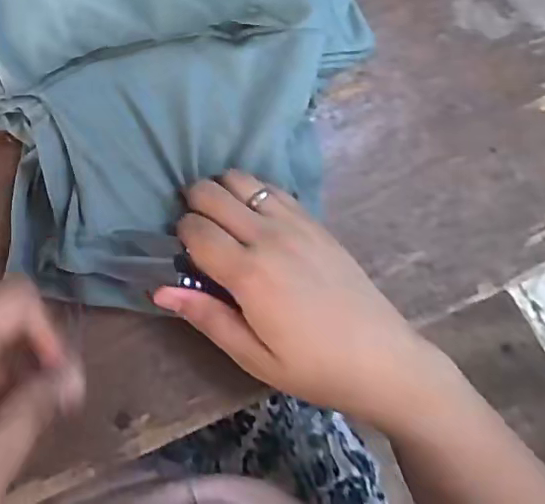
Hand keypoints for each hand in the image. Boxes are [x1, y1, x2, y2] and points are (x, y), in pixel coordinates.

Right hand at [151, 171, 458, 432]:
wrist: (385, 360)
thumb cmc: (314, 367)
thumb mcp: (255, 357)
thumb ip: (206, 317)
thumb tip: (159, 290)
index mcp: (249, 274)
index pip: (194, 228)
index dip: (181, 234)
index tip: (186, 254)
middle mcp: (267, 236)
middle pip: (209, 191)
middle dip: (193, 204)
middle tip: (200, 233)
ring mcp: (293, 222)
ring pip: (238, 178)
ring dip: (221, 191)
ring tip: (225, 220)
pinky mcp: (312, 219)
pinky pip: (270, 186)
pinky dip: (251, 192)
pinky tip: (256, 218)